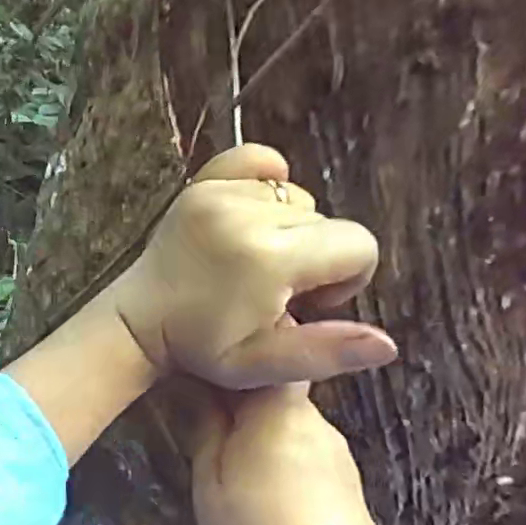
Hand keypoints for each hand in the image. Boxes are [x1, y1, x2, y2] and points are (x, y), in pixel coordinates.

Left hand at [107, 144, 396, 388]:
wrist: (138, 320)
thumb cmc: (200, 347)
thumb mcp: (262, 364)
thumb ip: (325, 352)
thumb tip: (387, 344)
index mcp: (270, 258)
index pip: (357, 245)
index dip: (347, 278)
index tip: (309, 303)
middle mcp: (248, 214)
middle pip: (327, 222)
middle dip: (316, 257)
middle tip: (275, 289)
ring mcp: (220, 192)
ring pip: (297, 198)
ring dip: (289, 228)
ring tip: (254, 263)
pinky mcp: (201, 183)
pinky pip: (256, 160)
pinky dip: (264, 182)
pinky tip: (251, 217)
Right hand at [190, 379, 488, 524]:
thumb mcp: (209, 478)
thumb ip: (205, 426)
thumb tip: (197, 389)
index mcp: (279, 407)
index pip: (268, 350)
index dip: (236, 348)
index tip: (201, 357)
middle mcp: (313, 419)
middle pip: (272, 388)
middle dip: (236, 394)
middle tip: (197, 411)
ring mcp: (334, 451)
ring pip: (284, 421)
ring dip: (255, 428)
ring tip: (223, 457)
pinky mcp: (343, 482)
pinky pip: (299, 449)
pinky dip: (275, 453)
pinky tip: (260, 488)